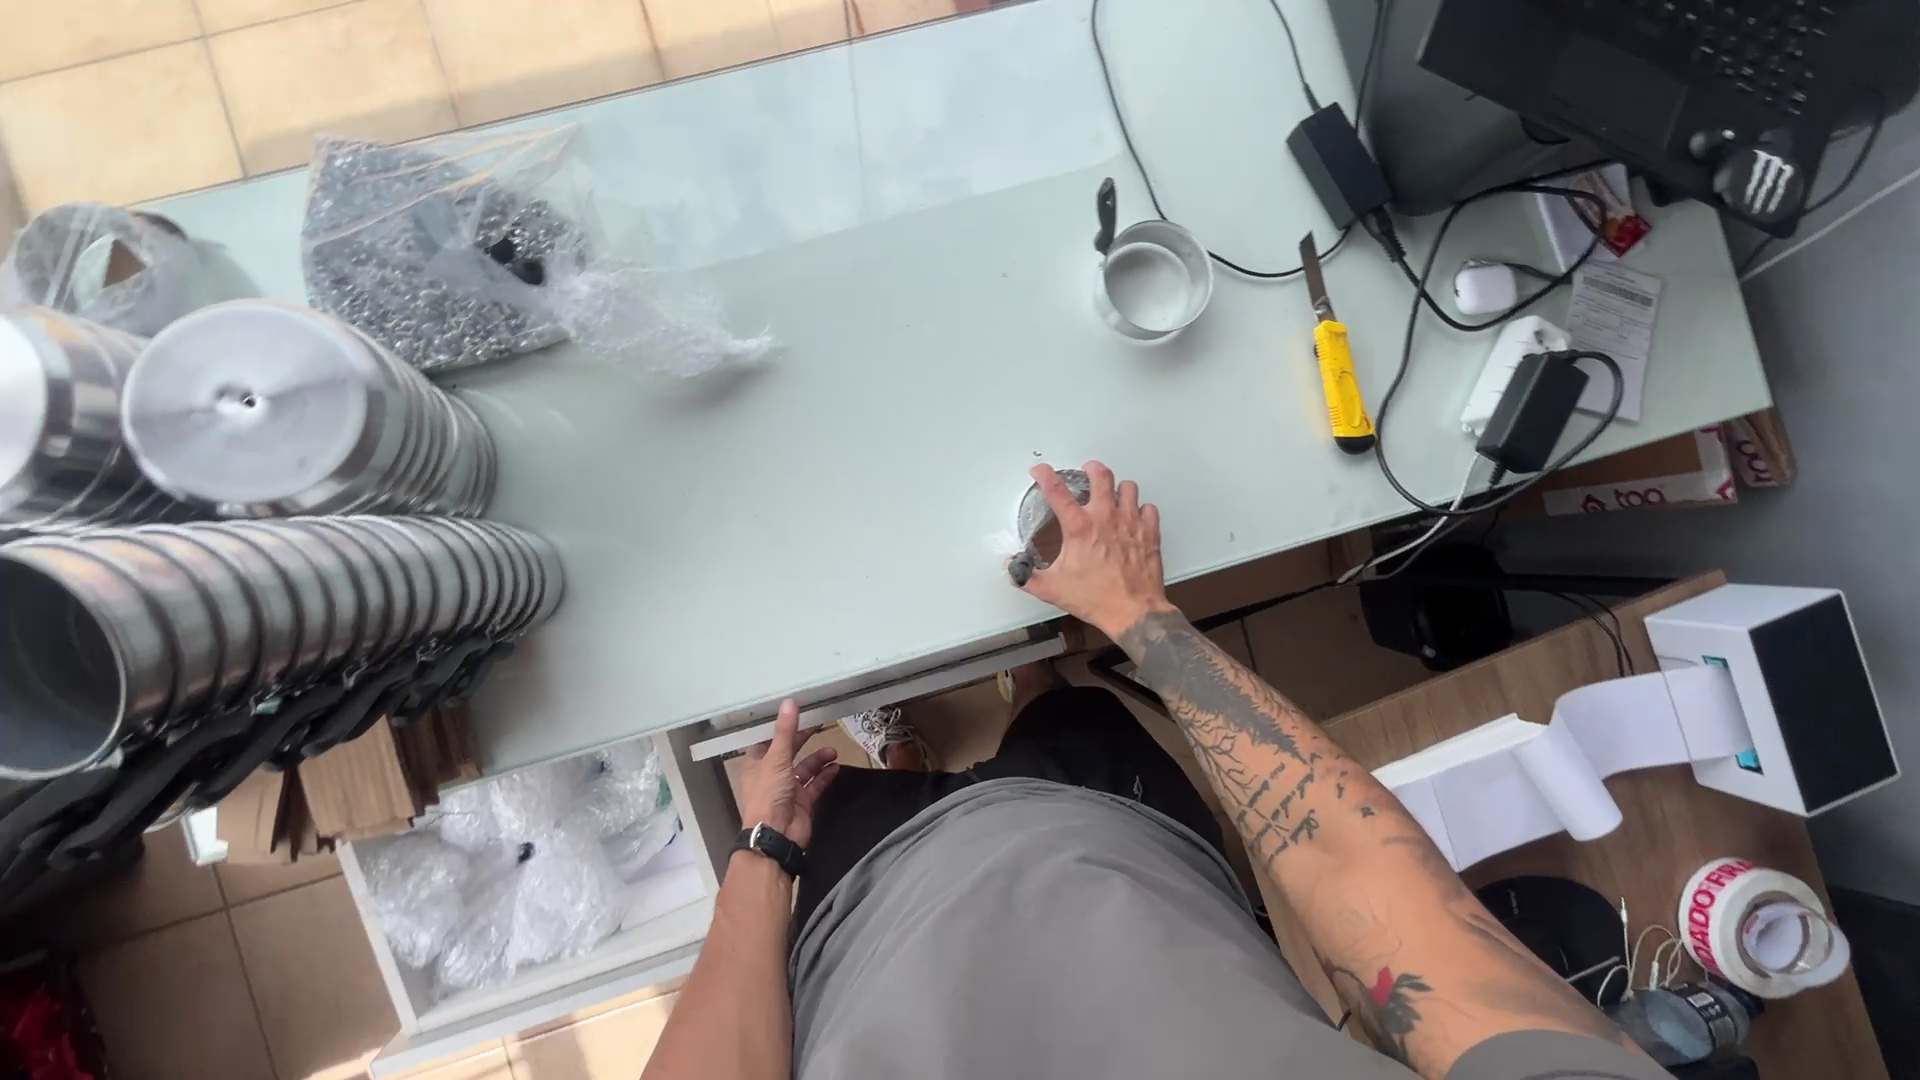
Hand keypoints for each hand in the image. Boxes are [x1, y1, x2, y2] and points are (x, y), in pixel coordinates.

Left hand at [736, 700, 839, 849]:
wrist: (776, 836)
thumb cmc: (768, 794)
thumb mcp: (777, 758)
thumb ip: (786, 731)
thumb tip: (789, 702)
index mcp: (758, 763)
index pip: (767, 739)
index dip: (780, 726)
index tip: (795, 711)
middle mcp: (772, 773)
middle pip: (789, 751)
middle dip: (803, 739)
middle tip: (820, 724)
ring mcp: (788, 788)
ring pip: (805, 767)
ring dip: (818, 758)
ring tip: (833, 751)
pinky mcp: (802, 801)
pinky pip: (815, 784)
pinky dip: (825, 775)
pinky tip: (835, 767)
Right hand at [1015, 461, 1176, 638]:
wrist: (1133, 612)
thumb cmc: (1096, 599)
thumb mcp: (1052, 589)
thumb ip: (1027, 576)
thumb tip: (1014, 567)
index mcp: (1080, 528)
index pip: (1056, 491)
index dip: (1045, 475)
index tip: (1039, 470)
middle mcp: (1106, 518)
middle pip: (1101, 475)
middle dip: (1091, 469)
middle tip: (1086, 472)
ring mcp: (1130, 523)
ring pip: (1128, 487)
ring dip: (1118, 488)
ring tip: (1112, 495)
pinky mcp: (1149, 533)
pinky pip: (1148, 508)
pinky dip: (1140, 509)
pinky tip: (1133, 517)